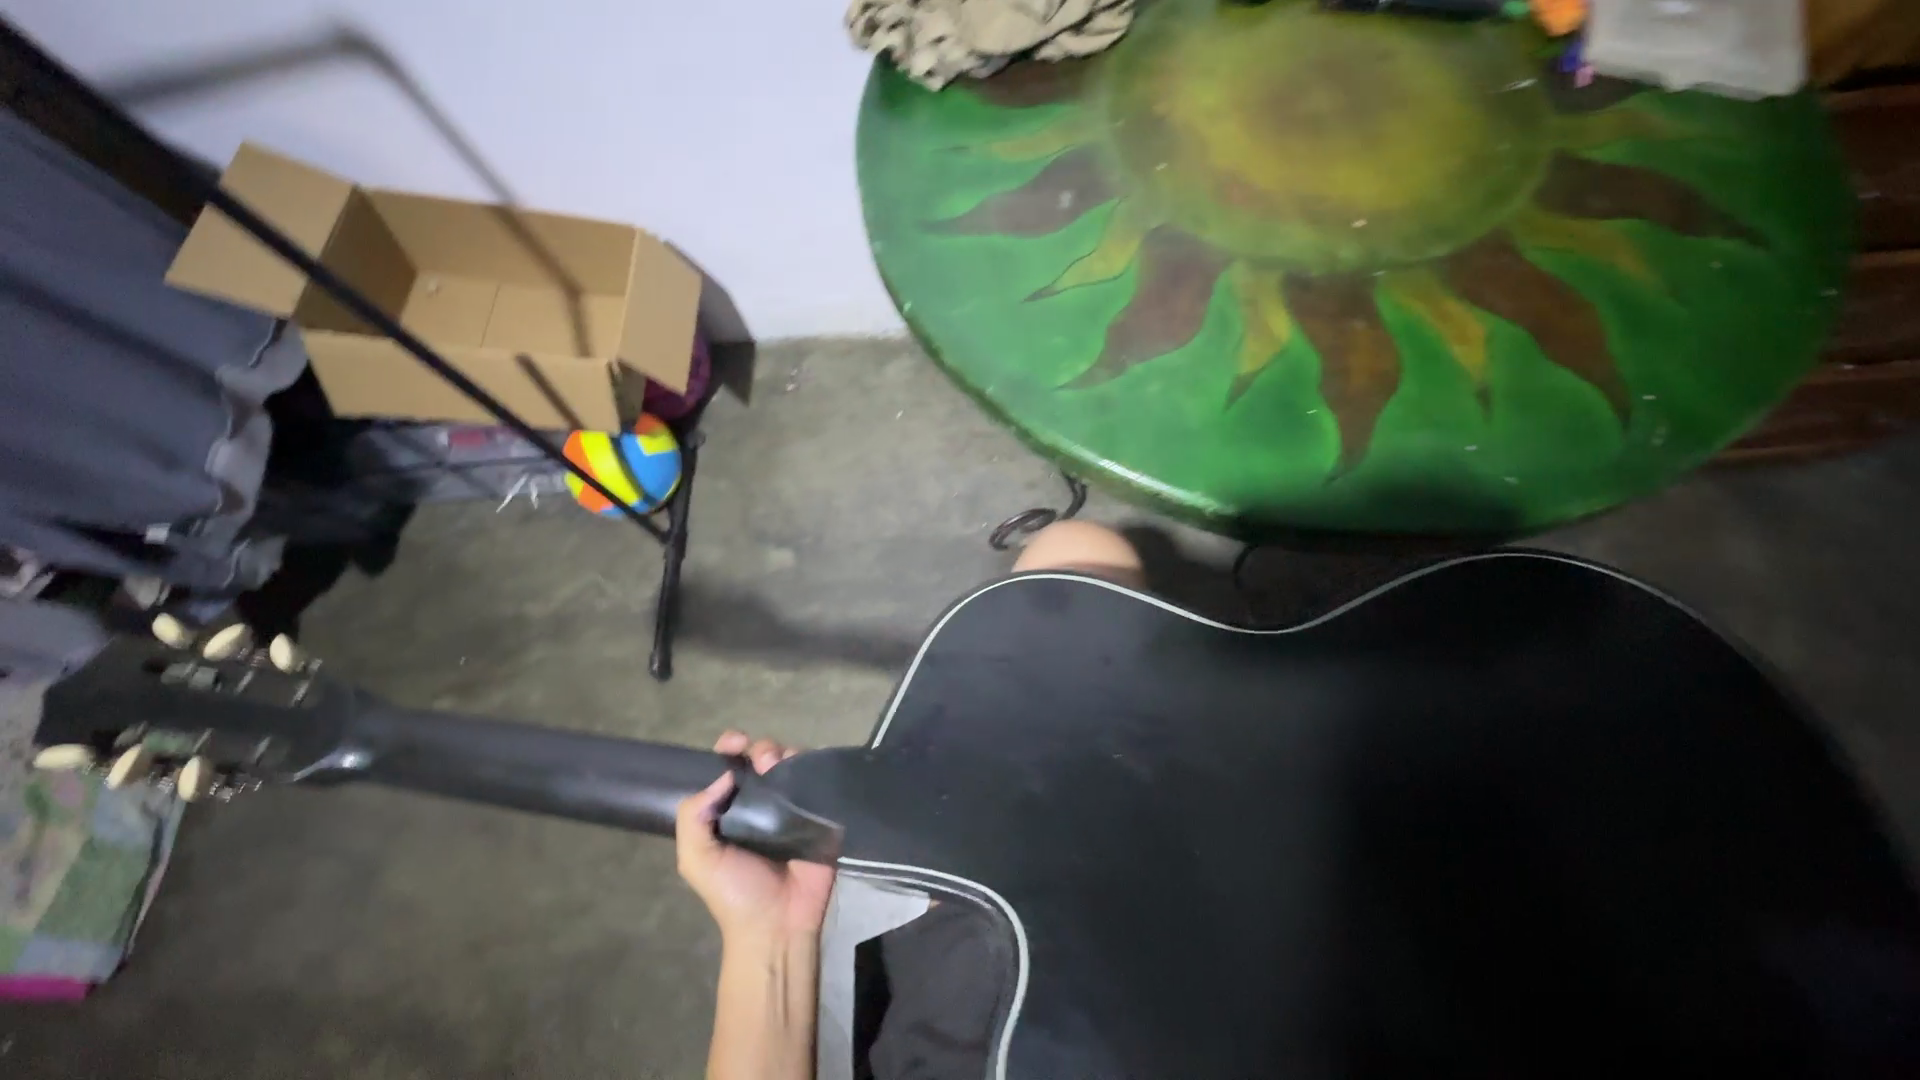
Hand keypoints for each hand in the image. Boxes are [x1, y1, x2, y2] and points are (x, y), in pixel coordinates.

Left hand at [676, 731, 836, 945]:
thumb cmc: (734, 893)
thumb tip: (725, 776)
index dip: (731, 748)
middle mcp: (762, 803)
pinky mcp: (820, 814)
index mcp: (732, 810)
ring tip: (781, 768)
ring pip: (792, 763)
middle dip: (761, 749)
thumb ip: (694, 816)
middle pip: (764, 758)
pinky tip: (807, 772)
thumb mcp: (696, 858)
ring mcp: (793, 806)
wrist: (776, 925)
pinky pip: (820, 780)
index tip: (735, 744)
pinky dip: (814, 768)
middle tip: (764, 762)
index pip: (730, 768)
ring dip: (786, 755)